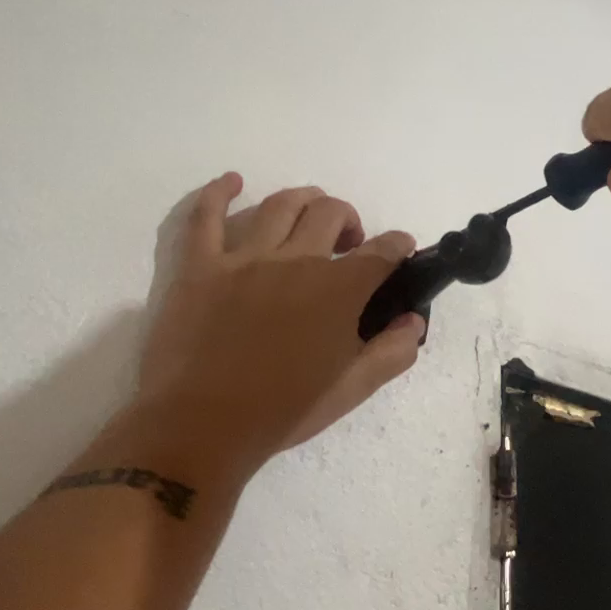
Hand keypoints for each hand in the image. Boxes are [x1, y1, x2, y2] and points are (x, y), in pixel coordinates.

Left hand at [133, 175, 425, 475]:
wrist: (201, 426)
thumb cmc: (283, 410)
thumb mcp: (352, 389)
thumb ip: (392, 352)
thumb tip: (414, 321)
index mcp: (338, 290)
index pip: (382, 251)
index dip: (398, 245)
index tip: (401, 249)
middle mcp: (295, 260)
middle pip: (330, 212)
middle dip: (349, 220)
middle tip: (347, 244)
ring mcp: (242, 258)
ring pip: (279, 204)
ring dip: (303, 201)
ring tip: (307, 216)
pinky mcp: (196, 264)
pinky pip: (204, 214)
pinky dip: (219, 191)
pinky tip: (232, 182)